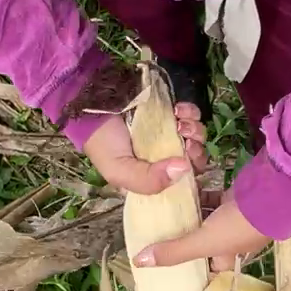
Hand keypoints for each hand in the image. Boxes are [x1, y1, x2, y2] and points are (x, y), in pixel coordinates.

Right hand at [82, 106, 209, 193]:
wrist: (93, 106)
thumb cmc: (104, 143)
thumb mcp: (120, 171)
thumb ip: (149, 181)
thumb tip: (183, 169)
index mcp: (154, 179)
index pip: (183, 185)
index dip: (191, 176)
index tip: (187, 163)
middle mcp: (164, 159)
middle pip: (195, 160)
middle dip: (196, 151)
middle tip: (185, 142)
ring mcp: (169, 135)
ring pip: (197, 137)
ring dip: (194, 130)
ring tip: (179, 122)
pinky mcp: (171, 114)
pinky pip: (192, 115)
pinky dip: (190, 112)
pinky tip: (178, 110)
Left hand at [133, 193, 269, 270]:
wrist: (271, 192)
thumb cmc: (240, 224)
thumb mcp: (205, 242)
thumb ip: (174, 252)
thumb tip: (139, 263)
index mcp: (226, 259)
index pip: (205, 271)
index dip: (189, 271)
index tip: (165, 266)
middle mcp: (230, 242)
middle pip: (201, 245)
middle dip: (182, 239)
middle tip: (156, 234)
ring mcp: (232, 220)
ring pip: (204, 221)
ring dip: (188, 216)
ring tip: (162, 211)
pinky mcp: (233, 199)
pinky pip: (210, 200)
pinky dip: (198, 196)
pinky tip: (179, 190)